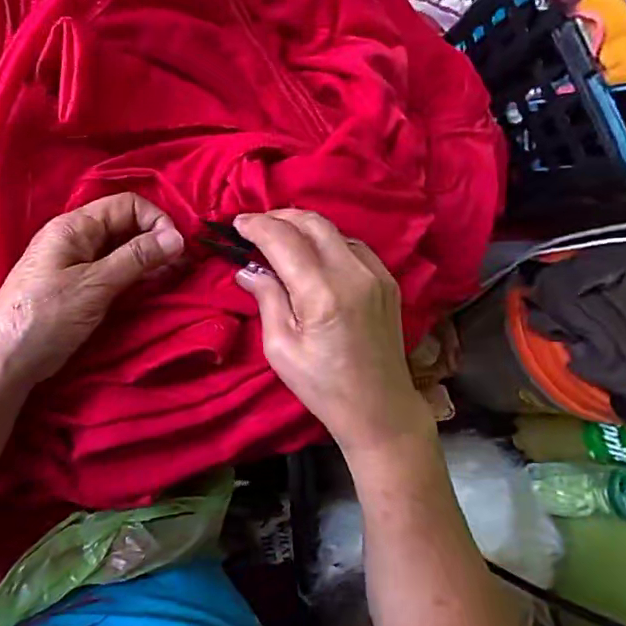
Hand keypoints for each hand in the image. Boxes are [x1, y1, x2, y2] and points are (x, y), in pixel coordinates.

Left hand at [0, 193, 184, 385]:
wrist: (4, 360)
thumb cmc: (46, 317)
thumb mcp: (94, 285)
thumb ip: (136, 258)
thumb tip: (177, 236)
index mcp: (74, 226)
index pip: (126, 204)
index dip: (156, 220)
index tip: (178, 248)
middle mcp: (75, 238)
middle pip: (125, 225)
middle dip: (156, 240)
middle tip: (183, 267)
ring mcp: (75, 263)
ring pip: (121, 250)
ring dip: (148, 260)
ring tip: (172, 278)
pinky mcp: (77, 288)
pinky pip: (112, 271)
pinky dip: (134, 276)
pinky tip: (150, 288)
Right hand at [232, 210, 434, 452]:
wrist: (380, 408)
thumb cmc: (323, 386)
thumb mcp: (281, 348)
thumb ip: (267, 300)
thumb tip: (248, 269)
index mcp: (323, 293)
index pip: (284, 239)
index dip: (257, 226)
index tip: (237, 224)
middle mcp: (354, 274)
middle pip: (312, 222)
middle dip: (279, 217)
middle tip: (255, 227)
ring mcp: (376, 274)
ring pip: (334, 230)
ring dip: (303, 227)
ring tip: (279, 238)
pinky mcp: (387, 281)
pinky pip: (352, 246)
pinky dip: (326, 241)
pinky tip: (312, 255)